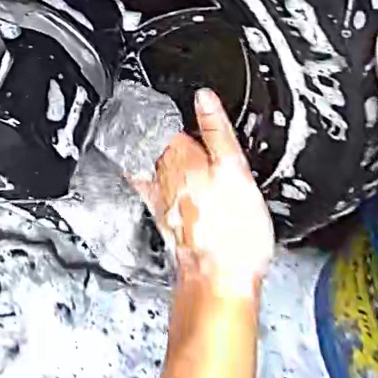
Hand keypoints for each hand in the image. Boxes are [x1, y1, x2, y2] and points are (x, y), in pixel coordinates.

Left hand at [134, 88, 275, 298]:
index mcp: (182, 155)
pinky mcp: (165, 221)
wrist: (220, 281)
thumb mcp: (235, 168)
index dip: (163, 107)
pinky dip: (144, 176)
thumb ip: (217, 129)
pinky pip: (147, 189)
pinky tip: (145, 176)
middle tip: (145, 109)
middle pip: (153, 141)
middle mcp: (165, 175)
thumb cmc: (233, 229)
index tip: (156, 96)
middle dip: (151, 126)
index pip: (163, 121)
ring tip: (142, 133)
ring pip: (148, 162)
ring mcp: (162, 199)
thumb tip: (204, 96)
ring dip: (145, 147)